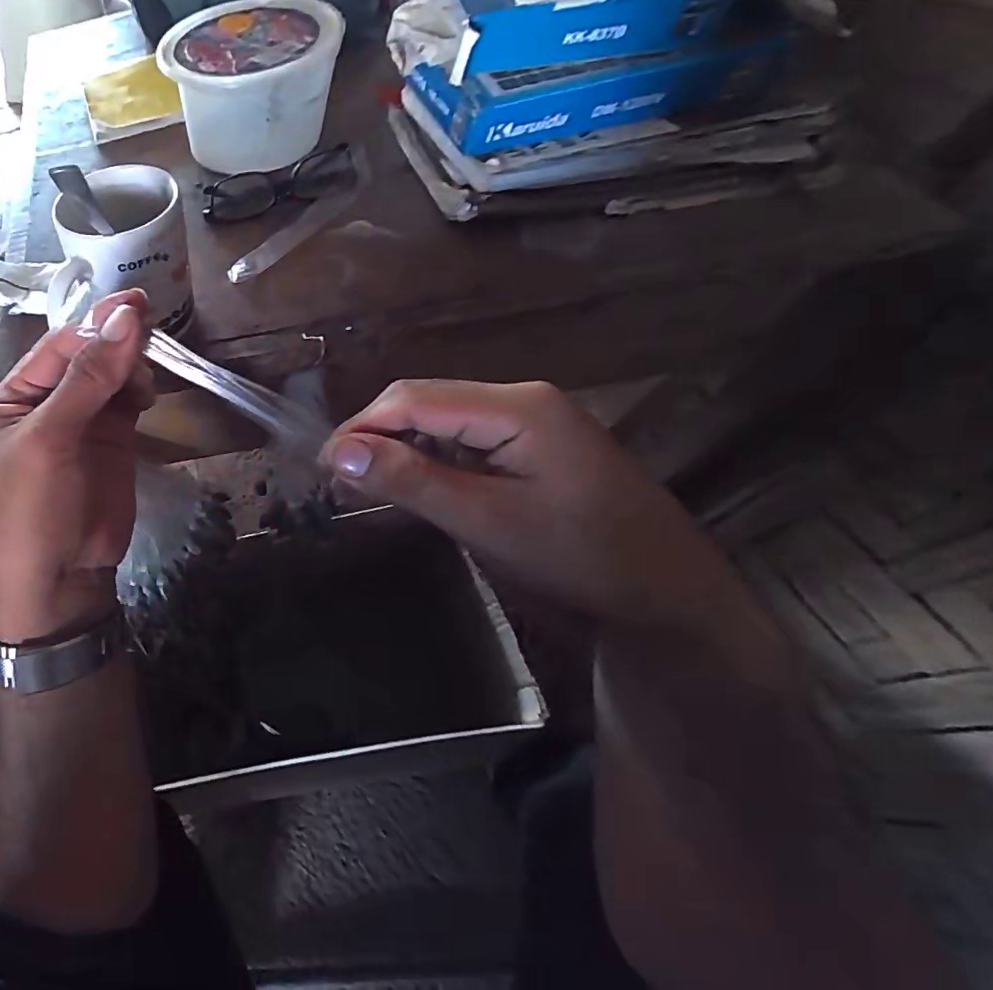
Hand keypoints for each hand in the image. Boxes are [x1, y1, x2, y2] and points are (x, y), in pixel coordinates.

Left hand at [0, 289, 154, 643]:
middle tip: (151, 318)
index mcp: (18, 395)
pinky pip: (128, 400)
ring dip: (131, 363)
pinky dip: (140, 389)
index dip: (96, 324)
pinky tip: (147, 392)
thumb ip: (88, 380)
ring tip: (147, 372)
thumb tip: (126, 319)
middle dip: (116, 338)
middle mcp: (51, 402)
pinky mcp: (115, 440)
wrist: (60, 578)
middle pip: (88, 354)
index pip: (60, 346)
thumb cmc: (34, 509)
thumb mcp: (51, 440)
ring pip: (113, 374)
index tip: (136, 305)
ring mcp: (85, 421)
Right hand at [319, 380, 751, 635]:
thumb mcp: (484, 522)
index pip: (413, 399)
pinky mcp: (533, 442)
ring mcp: (531, 418)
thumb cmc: (578, 558)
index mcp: (516, 406)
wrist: (669, 595)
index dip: (360, 427)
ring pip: (441, 417)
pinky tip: (412, 482)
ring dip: (398, 445)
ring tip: (365, 482)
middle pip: (425, 400)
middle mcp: (522, 398)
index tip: (323, 467)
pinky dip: (428, 456)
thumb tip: (339, 452)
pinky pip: (465, 436)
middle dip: (376, 434)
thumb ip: (411, 480)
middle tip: (340, 480)